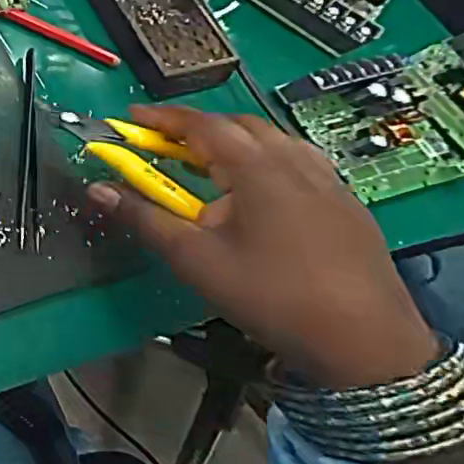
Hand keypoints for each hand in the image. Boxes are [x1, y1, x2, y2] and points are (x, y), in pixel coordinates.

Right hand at [86, 106, 435, 388]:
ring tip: (200, 162)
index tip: (129, 118)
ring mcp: (329, 183)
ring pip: (272, 140)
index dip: (162, 118)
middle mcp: (297, 164)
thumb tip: (97, 190)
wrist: (366, 345)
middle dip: (194, 127)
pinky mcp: (345, 204)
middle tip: (158, 143)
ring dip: (229, 141)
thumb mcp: (193, 257)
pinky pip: (296, 161)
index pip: (203, 125)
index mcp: (259, 170)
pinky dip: (260, 158)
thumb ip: (143, 217)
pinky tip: (250, 188)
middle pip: (239, 125)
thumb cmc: (269, 294)